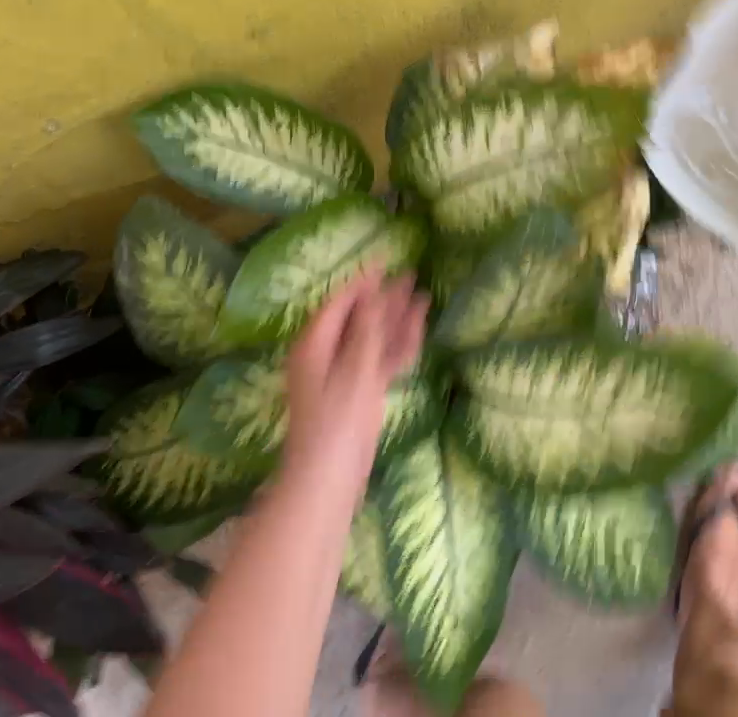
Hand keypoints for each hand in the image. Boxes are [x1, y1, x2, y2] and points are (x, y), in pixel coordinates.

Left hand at [281, 270, 428, 488]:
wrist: (329, 477)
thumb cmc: (336, 420)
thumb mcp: (354, 369)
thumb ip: (368, 330)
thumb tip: (376, 291)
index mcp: (315, 342)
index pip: (341, 301)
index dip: (363, 280)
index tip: (384, 259)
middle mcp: (327, 353)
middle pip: (360, 317)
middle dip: (385, 298)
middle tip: (411, 274)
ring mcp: (344, 373)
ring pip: (373, 339)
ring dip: (396, 320)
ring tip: (423, 296)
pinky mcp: (359, 393)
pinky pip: (380, 362)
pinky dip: (397, 347)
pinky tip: (417, 332)